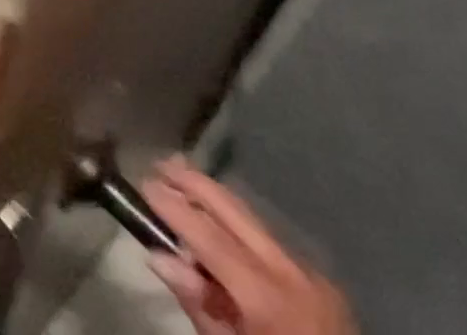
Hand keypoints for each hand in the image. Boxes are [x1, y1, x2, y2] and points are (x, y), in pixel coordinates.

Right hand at [141, 156, 355, 334]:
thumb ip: (198, 304)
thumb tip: (160, 257)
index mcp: (265, 296)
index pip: (209, 237)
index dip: (175, 207)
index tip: (145, 183)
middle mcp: (290, 272)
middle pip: (236, 212)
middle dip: (197, 183)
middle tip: (162, 162)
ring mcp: (311, 272)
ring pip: (255, 221)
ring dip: (216, 197)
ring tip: (183, 177)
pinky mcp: (320, 280)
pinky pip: (269, 241)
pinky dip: (237, 224)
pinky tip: (217, 222)